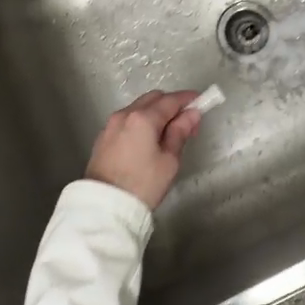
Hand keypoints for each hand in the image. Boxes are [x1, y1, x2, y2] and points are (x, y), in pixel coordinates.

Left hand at [85, 90, 203, 208]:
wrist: (105, 206)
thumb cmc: (143, 184)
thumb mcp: (169, 161)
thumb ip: (180, 132)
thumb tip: (191, 114)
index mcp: (143, 118)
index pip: (171, 100)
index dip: (188, 100)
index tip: (201, 103)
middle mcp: (125, 114)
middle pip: (153, 99)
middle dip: (171, 105)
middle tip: (186, 124)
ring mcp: (111, 125)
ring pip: (138, 108)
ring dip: (155, 113)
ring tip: (168, 135)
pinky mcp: (103, 137)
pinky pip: (127, 120)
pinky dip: (140, 122)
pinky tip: (147, 141)